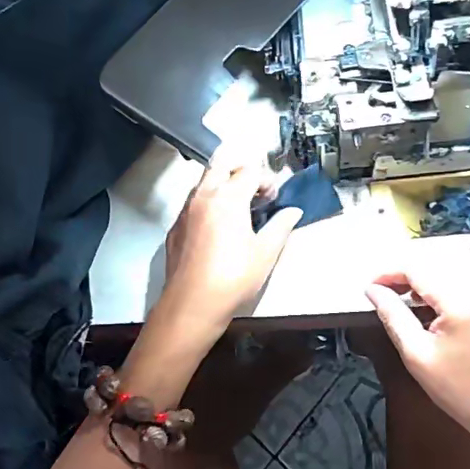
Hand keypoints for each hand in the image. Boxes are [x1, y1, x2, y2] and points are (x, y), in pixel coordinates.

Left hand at [153, 146, 302, 342]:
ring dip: (224, 184)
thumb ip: (281, 226)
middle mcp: (203, 196)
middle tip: (256, 192)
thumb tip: (293, 211)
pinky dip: (209, 202)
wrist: (191, 305)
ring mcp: (185, 210)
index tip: (273, 200)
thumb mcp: (266, 253)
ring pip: (204, 181)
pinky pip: (193, 202)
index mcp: (228, 197)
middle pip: (222, 163)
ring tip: (239, 209)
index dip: (267, 181)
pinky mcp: (176, 226)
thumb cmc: (232, 278)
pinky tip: (219, 228)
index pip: (251, 170)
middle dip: (242, 170)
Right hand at [364, 267, 469, 459]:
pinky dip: (444, 290)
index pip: (416, 268)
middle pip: (434, 264)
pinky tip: (433, 311)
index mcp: (462, 298)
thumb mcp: (419, 356)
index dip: (388, 274)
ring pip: (449, 271)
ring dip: (425, 282)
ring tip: (405, 305)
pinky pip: (466, 283)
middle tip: (384, 296)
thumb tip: (373, 291)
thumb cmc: (467, 393)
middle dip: (406, 277)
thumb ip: (393, 316)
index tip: (370, 288)